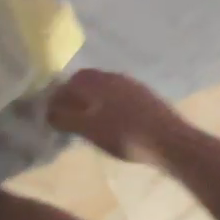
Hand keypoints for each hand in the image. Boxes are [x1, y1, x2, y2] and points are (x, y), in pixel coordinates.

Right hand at [48, 69, 191, 165]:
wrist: (171, 142)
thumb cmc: (125, 135)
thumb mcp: (89, 130)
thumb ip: (65, 119)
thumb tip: (48, 112)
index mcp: (98, 82)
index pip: (70, 81)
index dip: (58, 96)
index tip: (51, 113)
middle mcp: (114, 77)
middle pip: (87, 81)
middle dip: (74, 95)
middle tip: (68, 115)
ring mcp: (133, 86)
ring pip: (105, 87)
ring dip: (92, 99)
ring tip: (88, 120)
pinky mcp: (147, 97)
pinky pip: (119, 95)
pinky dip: (108, 105)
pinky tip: (112, 122)